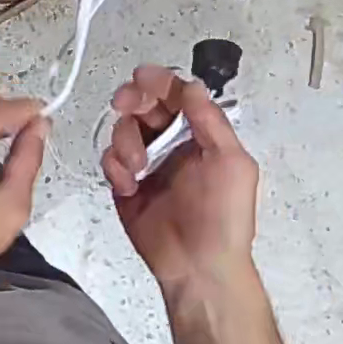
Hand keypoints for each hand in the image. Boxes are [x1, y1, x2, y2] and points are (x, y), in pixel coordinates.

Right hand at [100, 66, 258, 290]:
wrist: (198, 266)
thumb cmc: (224, 217)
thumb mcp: (232, 163)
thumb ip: (210, 121)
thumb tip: (191, 86)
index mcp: (199, 135)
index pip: (177, 96)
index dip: (159, 82)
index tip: (142, 77)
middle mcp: (171, 143)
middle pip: (144, 106)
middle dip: (132, 100)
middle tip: (124, 104)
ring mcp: (146, 163)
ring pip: (123, 130)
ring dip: (125, 142)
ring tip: (138, 169)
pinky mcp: (124, 185)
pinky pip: (110, 161)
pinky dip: (115, 168)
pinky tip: (129, 186)